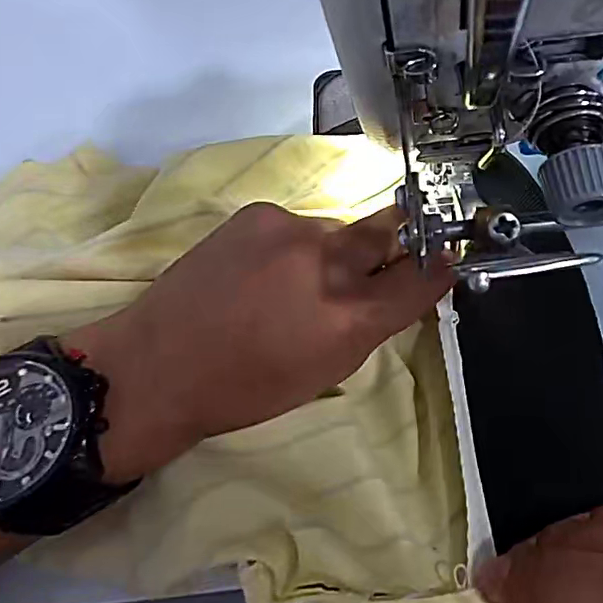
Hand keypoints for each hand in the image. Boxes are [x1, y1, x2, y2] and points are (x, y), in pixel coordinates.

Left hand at [64, 202, 454, 480]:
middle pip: (388, 231)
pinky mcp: (257, 213)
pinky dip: (291, 245)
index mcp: (349, 320)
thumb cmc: (246, 388)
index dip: (439, 268)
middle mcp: (328, 266)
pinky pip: (295, 225)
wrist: (156, 367)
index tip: (447, 258)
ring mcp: (290, 231)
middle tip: (377, 257)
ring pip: (336, 231)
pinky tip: (260, 271)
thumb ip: (370, 325)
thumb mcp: (326, 372)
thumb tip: (400, 290)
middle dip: (394, 242)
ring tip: (292, 281)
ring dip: (330, 252)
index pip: (420, 279)